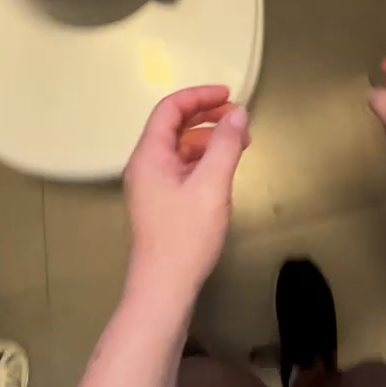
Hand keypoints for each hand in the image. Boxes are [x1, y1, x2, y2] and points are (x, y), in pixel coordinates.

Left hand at [122, 85, 250, 294]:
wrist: (163, 291)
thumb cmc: (185, 236)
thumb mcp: (212, 185)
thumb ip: (226, 144)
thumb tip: (238, 113)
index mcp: (150, 155)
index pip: (170, 108)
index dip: (200, 96)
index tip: (229, 95)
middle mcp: (146, 165)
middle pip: (174, 124)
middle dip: (207, 115)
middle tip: (238, 117)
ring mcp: (152, 185)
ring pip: (181, 146)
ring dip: (209, 137)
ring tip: (239, 143)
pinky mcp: (162, 202)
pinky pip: (183, 165)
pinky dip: (205, 157)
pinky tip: (224, 167)